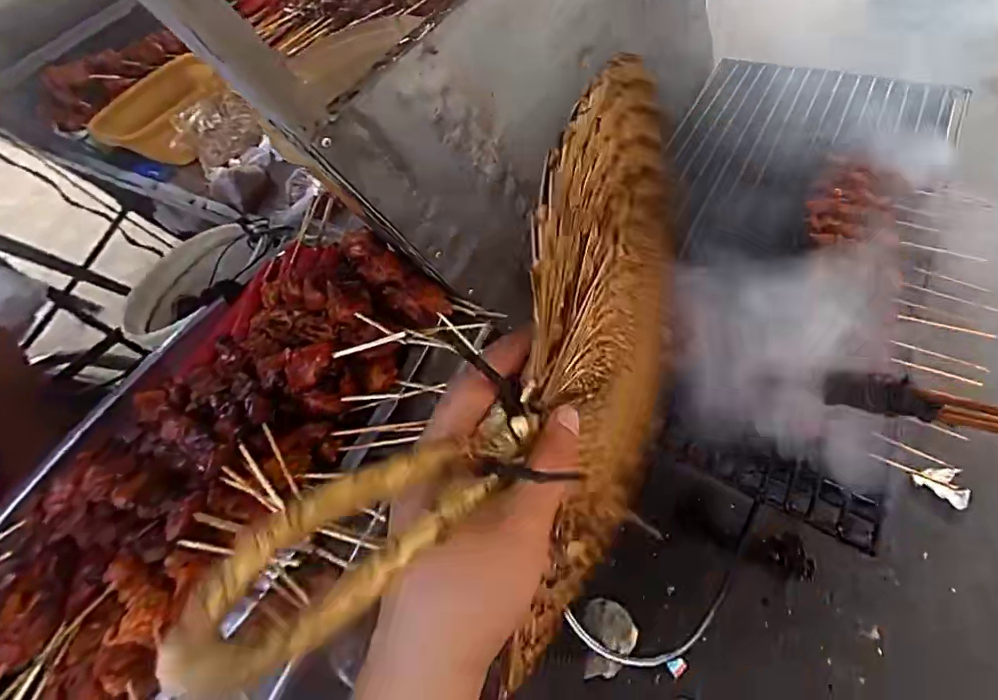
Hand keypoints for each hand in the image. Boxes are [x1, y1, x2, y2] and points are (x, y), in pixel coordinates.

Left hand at [354, 328, 579, 699]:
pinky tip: (548, 458)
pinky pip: (491, 470)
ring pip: (486, 443)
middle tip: (567, 366)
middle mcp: (432, 474)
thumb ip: (547, 468)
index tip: (541, 333)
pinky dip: (521, 453)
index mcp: (433, 465)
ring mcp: (441, 500)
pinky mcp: (455, 523)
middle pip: (477, 413)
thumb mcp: (518, 528)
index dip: (502, 358)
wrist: (427, 677)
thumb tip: (570, 412)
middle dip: (522, 387)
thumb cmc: (467, 596)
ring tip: (565, 403)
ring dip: (524, 421)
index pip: (467, 391)